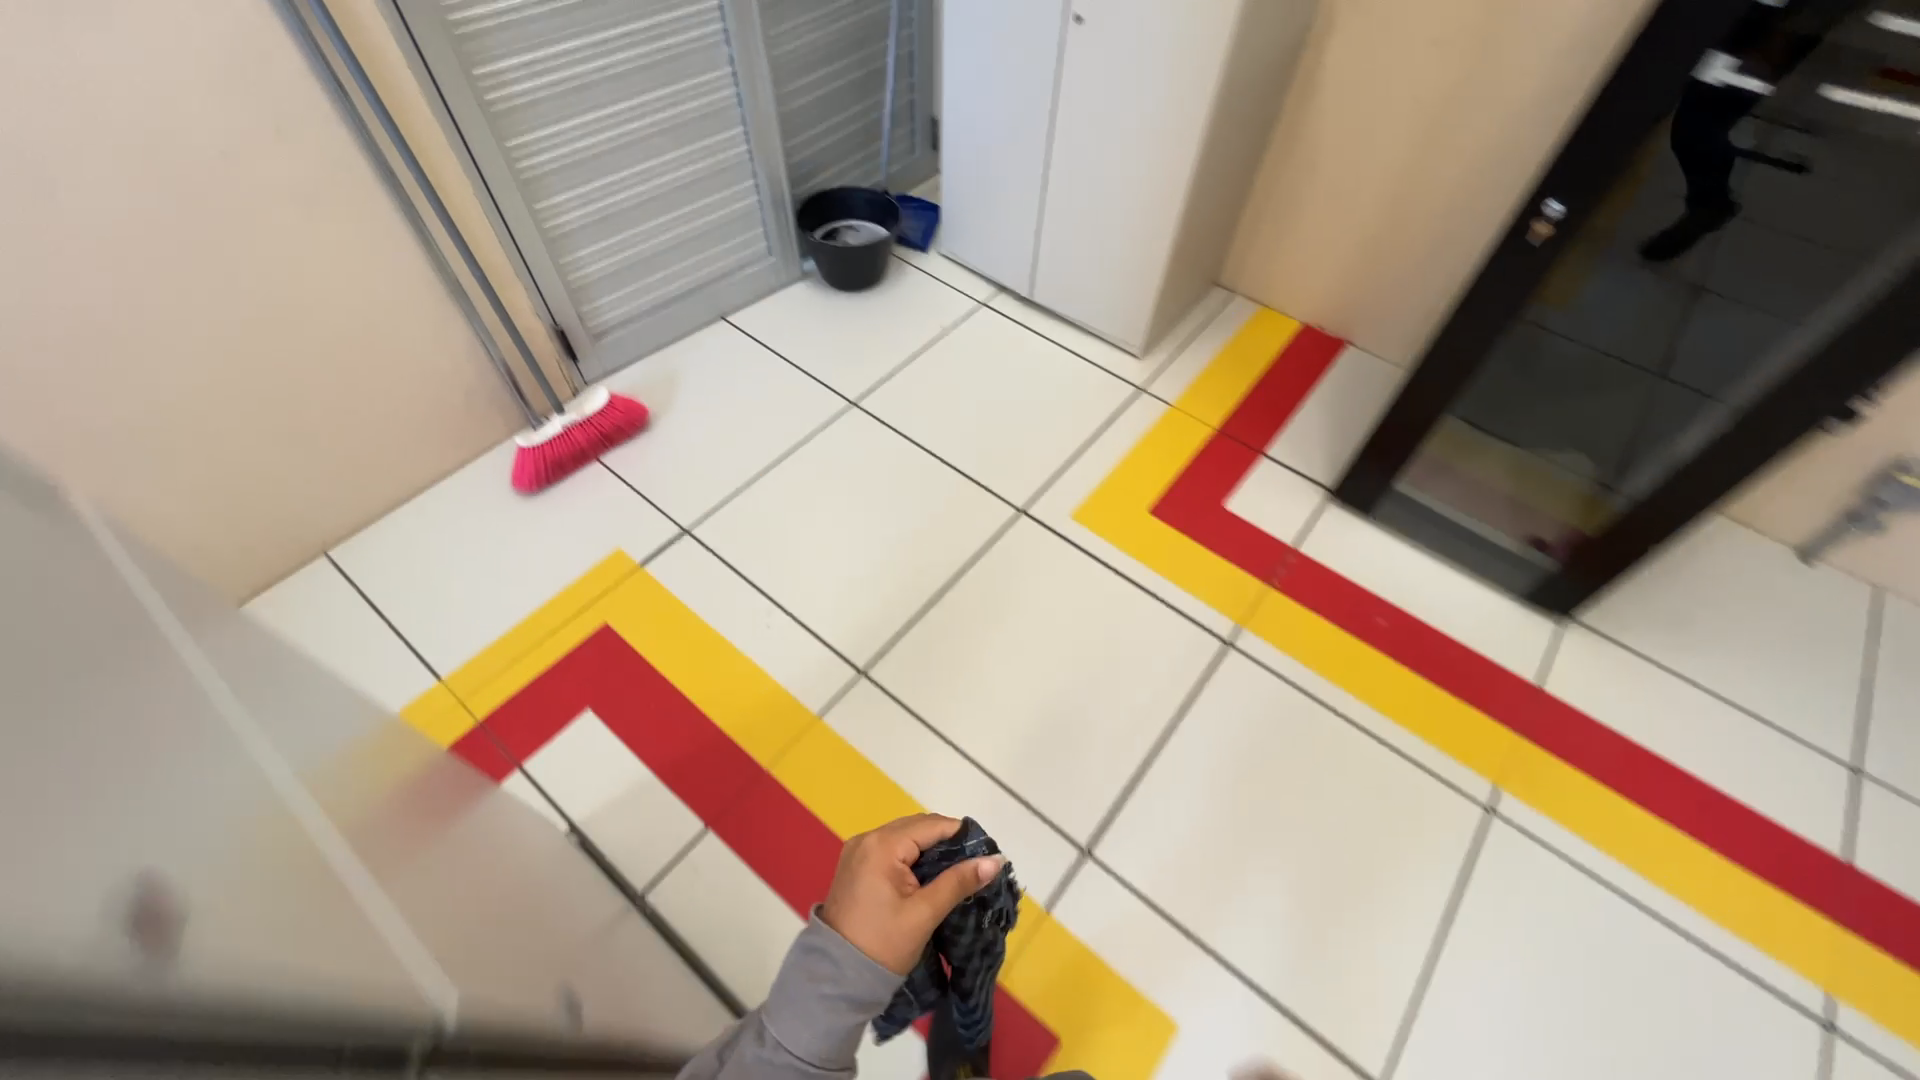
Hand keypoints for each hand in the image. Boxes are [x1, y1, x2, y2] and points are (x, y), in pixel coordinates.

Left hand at [818, 813, 1004, 974]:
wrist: (835, 978)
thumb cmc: (882, 945)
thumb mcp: (925, 913)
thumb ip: (959, 882)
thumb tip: (996, 860)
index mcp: (882, 845)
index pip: (931, 825)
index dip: (962, 836)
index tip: (986, 854)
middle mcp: (867, 838)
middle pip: (917, 827)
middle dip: (947, 842)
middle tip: (973, 865)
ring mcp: (858, 850)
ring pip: (904, 836)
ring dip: (929, 849)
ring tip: (955, 872)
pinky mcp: (855, 864)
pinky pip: (891, 848)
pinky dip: (911, 856)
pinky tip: (927, 876)